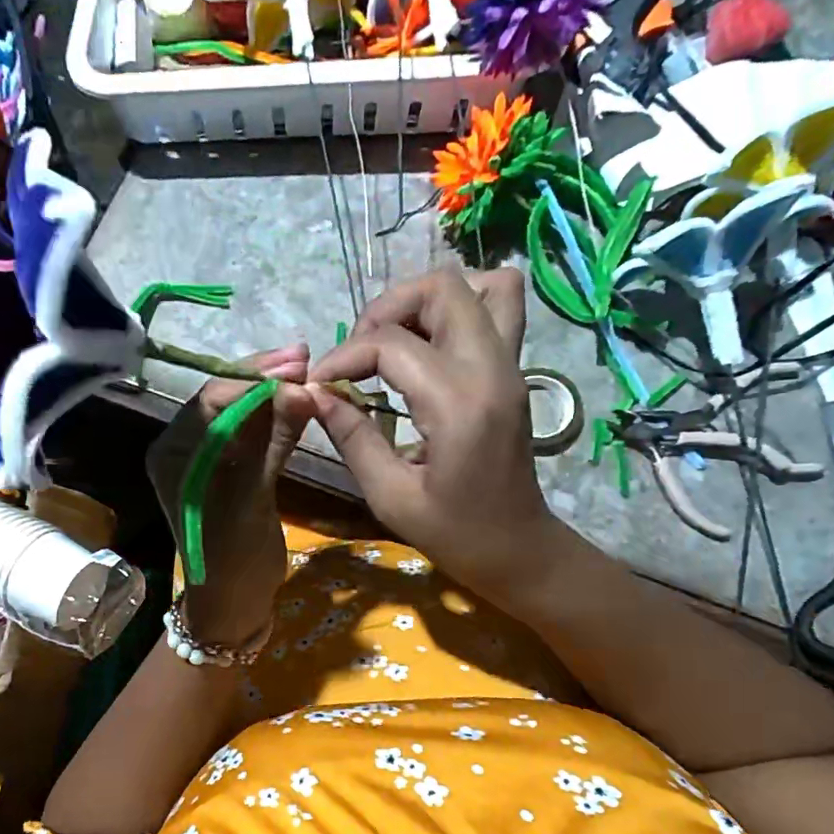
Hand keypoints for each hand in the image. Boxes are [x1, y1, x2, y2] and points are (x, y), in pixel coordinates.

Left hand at [148, 345, 315, 646]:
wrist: (234, 605)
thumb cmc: (232, 560)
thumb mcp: (249, 502)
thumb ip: (272, 443)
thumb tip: (301, 390)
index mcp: (173, 452)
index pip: (210, 399)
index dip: (252, 377)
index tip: (295, 365)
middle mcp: (185, 447)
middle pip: (225, 398)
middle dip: (263, 376)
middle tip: (306, 358)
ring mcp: (209, 457)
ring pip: (242, 411)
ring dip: (273, 392)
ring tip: (309, 371)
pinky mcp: (232, 467)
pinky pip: (253, 432)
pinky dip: (276, 416)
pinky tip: (300, 401)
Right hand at [307, 267, 562, 599]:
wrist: (518, 549)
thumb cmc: (455, 534)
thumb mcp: (391, 496)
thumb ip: (352, 437)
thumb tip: (315, 393)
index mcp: (459, 403)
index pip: (391, 343)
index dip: (344, 357)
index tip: (319, 385)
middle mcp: (492, 368)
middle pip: (442, 287)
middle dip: (387, 309)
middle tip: (362, 353)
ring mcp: (511, 364)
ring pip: (480, 284)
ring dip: (427, 301)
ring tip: (397, 340)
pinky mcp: (514, 370)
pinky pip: (499, 307)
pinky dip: (459, 309)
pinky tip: (430, 345)